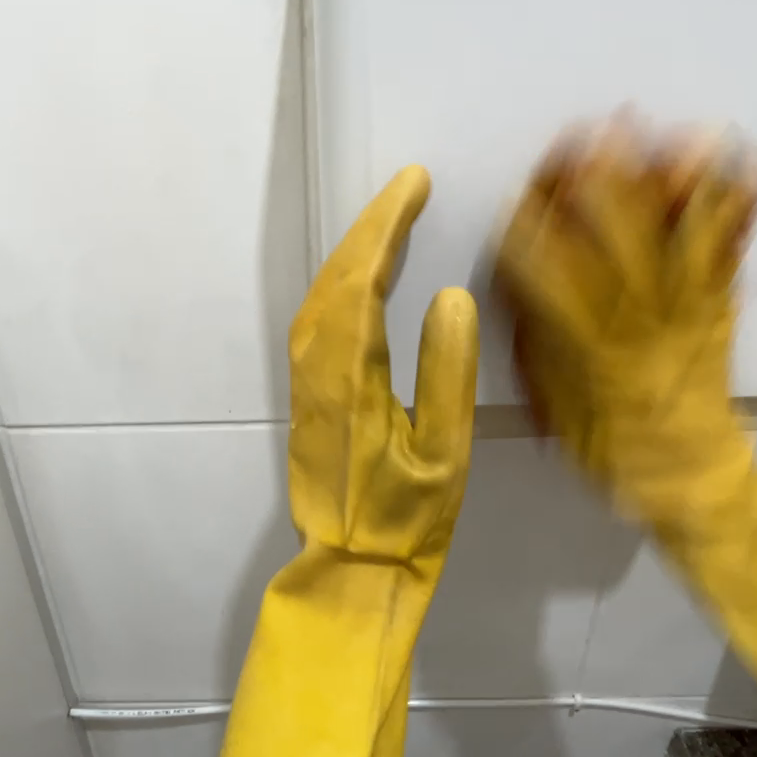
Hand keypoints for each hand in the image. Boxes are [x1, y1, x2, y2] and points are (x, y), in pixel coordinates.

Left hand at [200, 166, 476, 756]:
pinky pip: (319, 318)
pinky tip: (365, 275)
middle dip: (370, 226)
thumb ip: (447, 373)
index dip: (386, 227)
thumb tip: (449, 298)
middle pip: (335, 278)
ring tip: (393, 220)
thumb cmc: (406, 523)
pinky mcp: (309, 392)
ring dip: (353, 250)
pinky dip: (342, 281)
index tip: (413, 185)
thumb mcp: (444, 454)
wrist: (349, 571)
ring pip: (321, 295)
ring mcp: (307, 380)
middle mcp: (317, 369)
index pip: (363, 282)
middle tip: (407, 188)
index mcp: (351, 380)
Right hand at [493, 114, 756, 756]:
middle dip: (607, 188)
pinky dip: (739, 211)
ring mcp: (687, 314)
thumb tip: (514, 281)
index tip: (523, 198)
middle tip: (597, 133)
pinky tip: (748, 167)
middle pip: (619, 249)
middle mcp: (637, 325)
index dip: (537, 238)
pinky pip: (730, 257)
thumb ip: (535, 340)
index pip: (553, 283)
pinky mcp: (722, 310)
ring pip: (680, 244)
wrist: (690, 479)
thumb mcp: (551, 403)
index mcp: (587, 351)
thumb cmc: (608, 447)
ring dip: (679, 188)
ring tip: (678, 135)